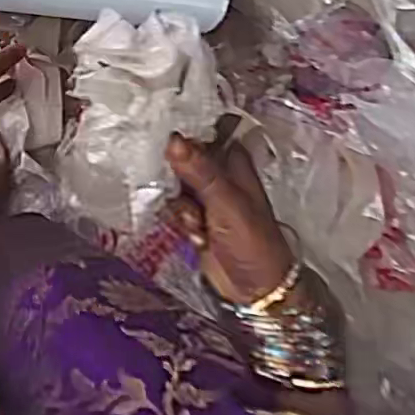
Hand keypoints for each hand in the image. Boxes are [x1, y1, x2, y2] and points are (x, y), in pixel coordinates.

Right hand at [166, 134, 296, 304]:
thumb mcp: (226, 201)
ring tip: (196, 221)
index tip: (159, 124)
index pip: (203, 128)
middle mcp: (216, 171)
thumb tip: (173, 138)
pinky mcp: (192, 216)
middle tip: (179, 186)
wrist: (255, 289)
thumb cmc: (252, 239)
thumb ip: (199, 170)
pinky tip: (196, 234)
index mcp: (232, 158)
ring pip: (174, 182)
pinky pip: (173, 205)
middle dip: (174, 171)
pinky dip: (181, 220)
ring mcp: (204, 194)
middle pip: (183, 154)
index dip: (183, 126)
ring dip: (180, 203)